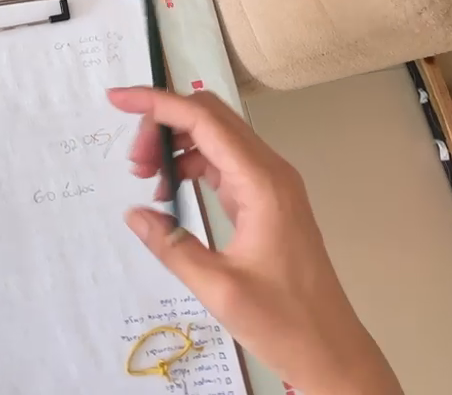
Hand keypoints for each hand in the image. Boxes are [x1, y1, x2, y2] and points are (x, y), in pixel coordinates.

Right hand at [109, 87, 401, 394]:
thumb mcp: (220, 289)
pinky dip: (188, 162)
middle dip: (162, 124)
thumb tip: (133, 213)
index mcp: (261, 182)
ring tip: (144, 176)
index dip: (156, 102)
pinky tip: (170, 192)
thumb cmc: (284, 323)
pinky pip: (220, 159)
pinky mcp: (263, 195)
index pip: (202, 119)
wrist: (334, 352)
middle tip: (133, 161)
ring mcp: (268, 181)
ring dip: (173, 143)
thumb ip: (172, 246)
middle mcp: (268, 169)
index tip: (118, 99)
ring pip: (212, 134)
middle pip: (207, 116)